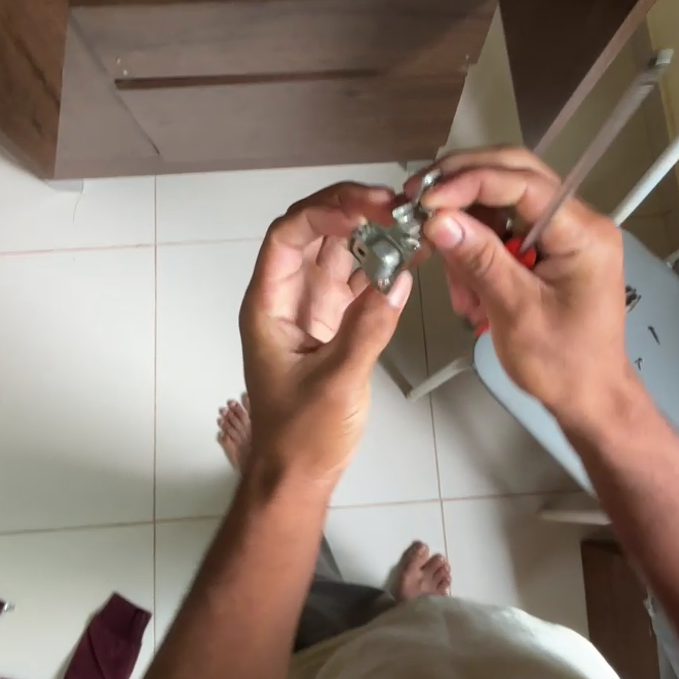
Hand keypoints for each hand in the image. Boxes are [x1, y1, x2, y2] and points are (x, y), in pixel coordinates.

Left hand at [239, 183, 413, 490]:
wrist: (298, 474)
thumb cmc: (302, 434)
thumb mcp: (336, 380)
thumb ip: (368, 327)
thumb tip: (401, 277)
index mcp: (269, 304)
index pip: (288, 236)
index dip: (324, 212)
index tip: (367, 209)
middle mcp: (288, 296)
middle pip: (313, 233)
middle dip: (351, 210)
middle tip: (394, 204)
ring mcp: (312, 307)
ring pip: (338, 252)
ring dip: (370, 234)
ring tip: (407, 221)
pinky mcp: (335, 322)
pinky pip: (357, 281)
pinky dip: (381, 265)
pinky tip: (409, 254)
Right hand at [414, 148, 638, 427]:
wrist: (590, 397)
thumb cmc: (563, 364)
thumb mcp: (516, 311)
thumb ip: (479, 259)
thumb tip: (438, 218)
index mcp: (583, 232)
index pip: (523, 183)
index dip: (470, 183)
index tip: (428, 200)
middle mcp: (577, 220)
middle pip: (514, 174)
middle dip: (462, 185)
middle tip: (417, 199)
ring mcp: (561, 232)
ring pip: (501, 201)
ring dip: (466, 229)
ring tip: (454, 279)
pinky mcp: (546, 247)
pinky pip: (502, 229)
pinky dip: (475, 250)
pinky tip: (466, 288)